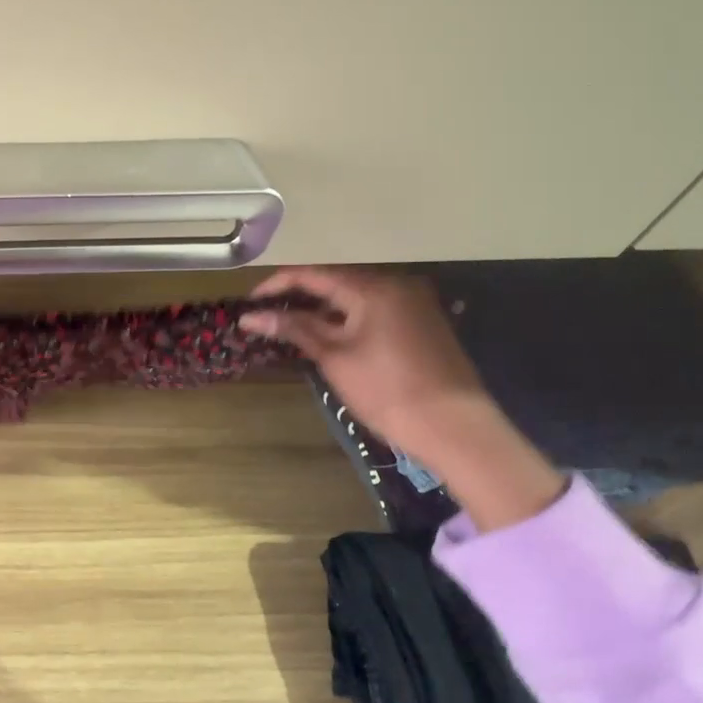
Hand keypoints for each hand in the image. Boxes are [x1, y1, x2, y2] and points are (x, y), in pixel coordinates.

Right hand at [238, 266, 488, 451]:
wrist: (453, 427)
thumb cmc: (386, 390)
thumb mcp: (334, 357)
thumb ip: (294, 329)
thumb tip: (251, 316)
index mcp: (373, 289)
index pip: (312, 274)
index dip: (276, 286)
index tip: (249, 304)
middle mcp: (396, 286)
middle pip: (335, 282)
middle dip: (298, 297)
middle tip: (267, 318)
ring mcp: (414, 304)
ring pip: (355, 297)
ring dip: (322, 309)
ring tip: (292, 329)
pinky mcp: (423, 324)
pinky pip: (375, 310)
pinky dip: (347, 318)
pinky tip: (330, 337)